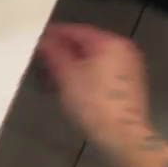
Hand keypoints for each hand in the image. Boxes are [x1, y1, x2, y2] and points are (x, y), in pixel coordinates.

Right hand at [36, 23, 151, 146]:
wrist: (122, 135)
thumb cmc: (92, 102)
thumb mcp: (67, 75)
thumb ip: (54, 53)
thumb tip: (44, 41)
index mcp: (110, 42)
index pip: (77, 31)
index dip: (55, 34)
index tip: (37, 37)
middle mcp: (124, 50)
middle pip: (88, 45)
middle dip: (64, 51)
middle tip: (42, 57)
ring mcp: (130, 67)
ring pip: (95, 59)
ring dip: (74, 64)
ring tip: (52, 73)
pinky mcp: (130, 85)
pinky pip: (103, 71)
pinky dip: (87, 74)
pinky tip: (71, 84)